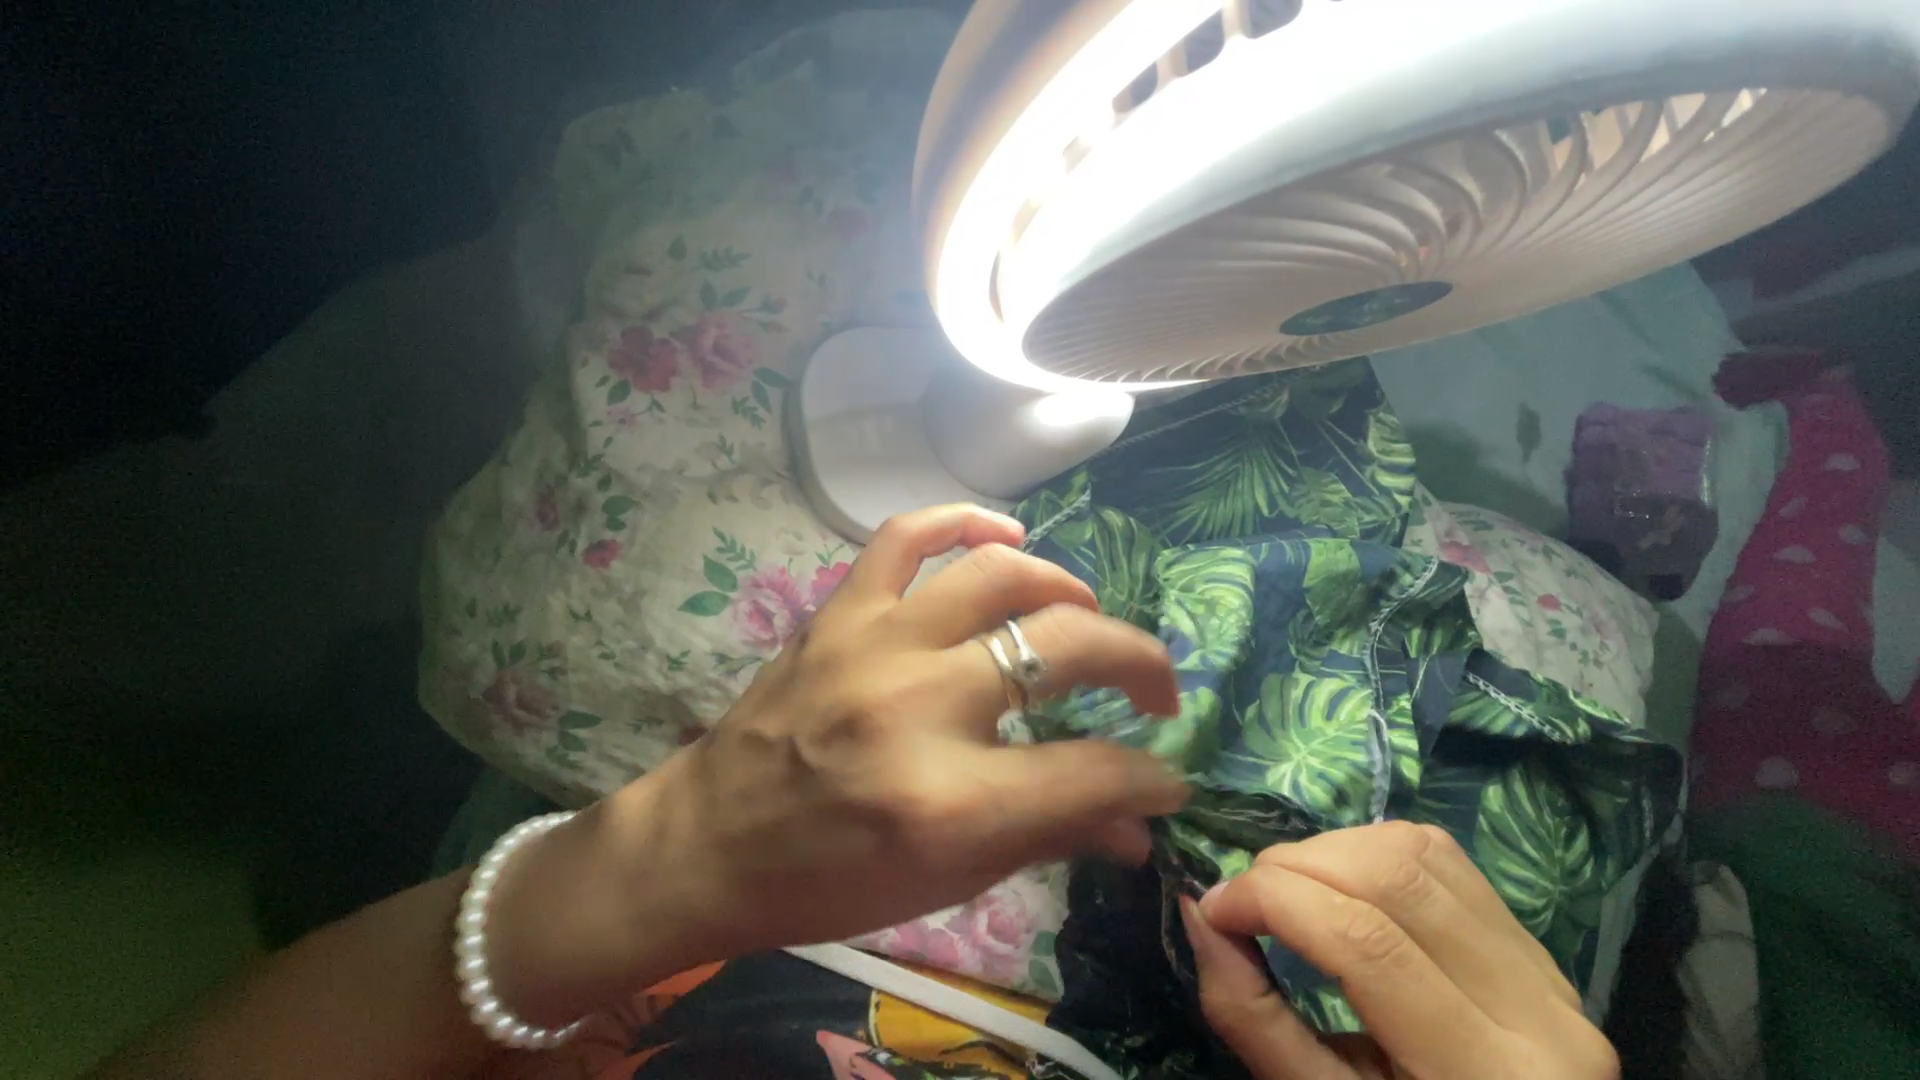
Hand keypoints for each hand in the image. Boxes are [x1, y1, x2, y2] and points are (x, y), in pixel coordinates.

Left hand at [491, 504, 1188, 1021]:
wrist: (708, 843)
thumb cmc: (827, 880)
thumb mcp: (946, 881)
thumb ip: (1050, 836)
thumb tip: (1138, 818)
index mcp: (949, 801)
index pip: (1092, 772)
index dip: (1147, 778)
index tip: (1162, 776)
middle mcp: (919, 706)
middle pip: (1065, 646)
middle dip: (1137, 663)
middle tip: (1153, 690)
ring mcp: (874, 645)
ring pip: (997, 575)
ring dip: (1064, 587)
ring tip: (1085, 611)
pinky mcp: (837, 613)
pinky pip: (906, 535)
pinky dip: (963, 521)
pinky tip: (1006, 535)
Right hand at [1181, 822, 1617, 1079]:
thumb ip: (1253, 1016)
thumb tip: (1197, 910)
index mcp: (1486, 1077)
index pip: (1363, 942)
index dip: (1271, 901)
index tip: (1212, 908)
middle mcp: (1540, 1013)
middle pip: (1389, 877)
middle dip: (1290, 866)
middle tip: (1244, 900)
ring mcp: (1548, 971)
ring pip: (1415, 850)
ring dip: (1326, 850)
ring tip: (1288, 890)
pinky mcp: (1535, 945)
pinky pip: (1442, 856)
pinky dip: (1369, 849)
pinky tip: (1341, 884)